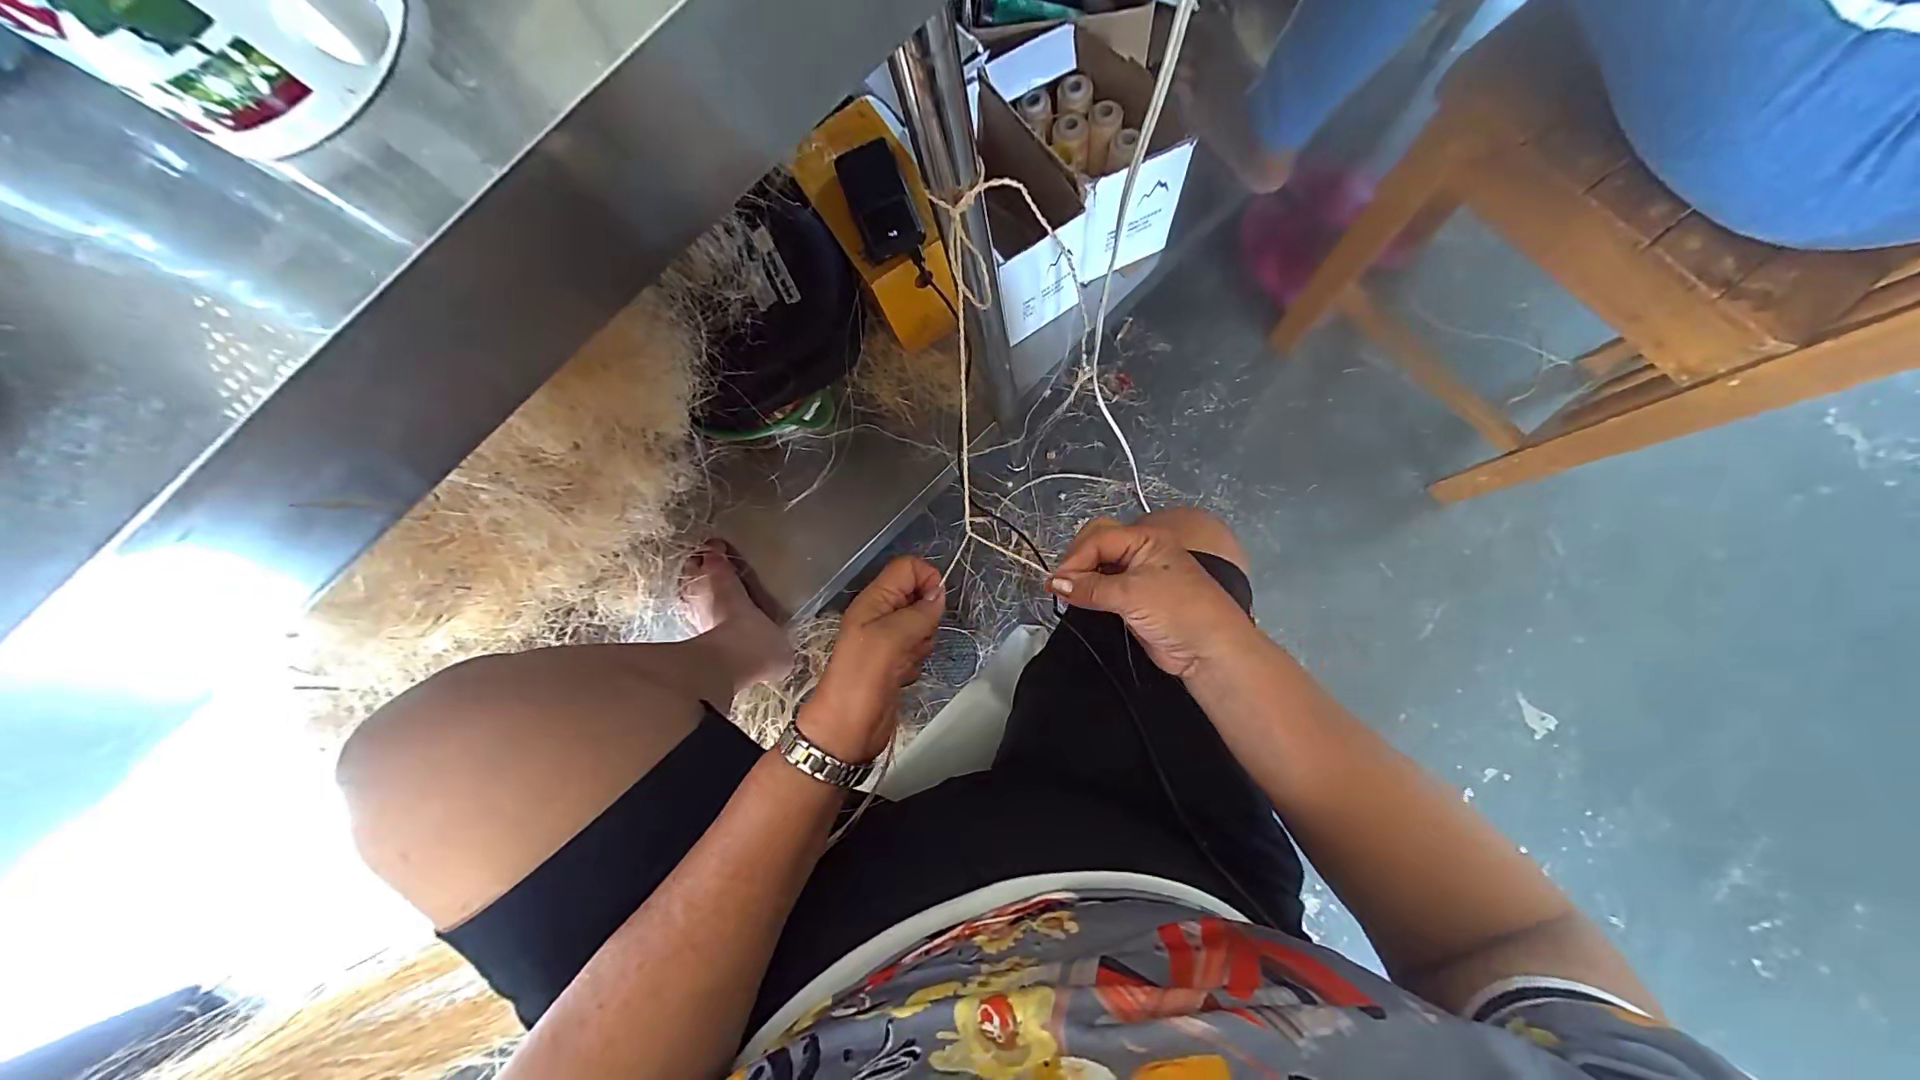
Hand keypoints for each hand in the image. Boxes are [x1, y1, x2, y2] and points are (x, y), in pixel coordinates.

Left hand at [799, 555, 944, 761]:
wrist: (847, 730)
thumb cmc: (863, 679)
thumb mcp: (890, 638)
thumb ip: (918, 612)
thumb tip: (939, 593)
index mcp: (873, 600)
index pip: (906, 567)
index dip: (926, 578)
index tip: (935, 605)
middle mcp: (879, 615)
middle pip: (918, 595)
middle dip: (928, 614)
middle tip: (915, 638)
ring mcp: (887, 640)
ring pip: (922, 623)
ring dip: (924, 640)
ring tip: (907, 659)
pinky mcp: (894, 662)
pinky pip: (919, 648)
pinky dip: (918, 659)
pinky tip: (904, 675)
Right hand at [1045, 517, 1258, 678]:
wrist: (1209, 650)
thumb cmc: (1179, 611)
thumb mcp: (1131, 594)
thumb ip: (1090, 587)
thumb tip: (1054, 583)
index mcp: (1146, 539)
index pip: (1099, 537)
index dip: (1076, 557)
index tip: (1058, 582)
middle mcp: (1141, 551)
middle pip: (1096, 545)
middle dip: (1077, 562)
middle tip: (1061, 585)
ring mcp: (1136, 575)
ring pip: (1097, 566)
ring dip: (1081, 578)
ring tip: (1065, 594)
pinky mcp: (1132, 598)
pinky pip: (1102, 587)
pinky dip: (1088, 592)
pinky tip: (1077, 601)